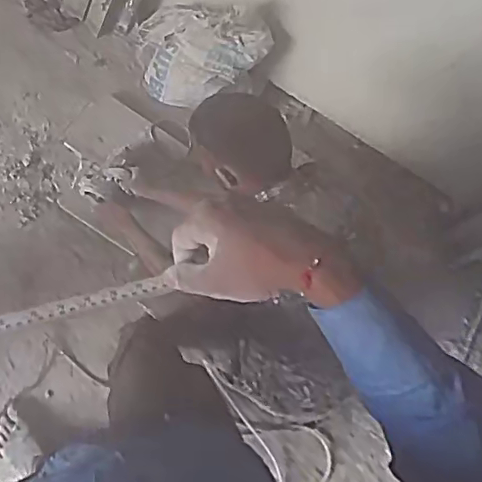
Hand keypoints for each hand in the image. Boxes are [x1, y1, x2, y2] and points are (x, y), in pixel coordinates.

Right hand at [169, 197, 362, 306]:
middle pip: (197, 225)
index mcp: (205, 214)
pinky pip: (239, 219)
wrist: (312, 261)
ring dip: (217, 241)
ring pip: (218, 221)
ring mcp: (245, 200)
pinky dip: (236, 235)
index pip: (178, 237)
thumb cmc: (259, 271)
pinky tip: (250, 253)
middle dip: (199, 249)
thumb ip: (186, 278)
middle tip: (211, 270)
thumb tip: (169, 275)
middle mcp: (221, 199)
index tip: (196, 278)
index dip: (182, 261)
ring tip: (230, 263)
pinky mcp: (265, 206)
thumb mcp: (217, 282)